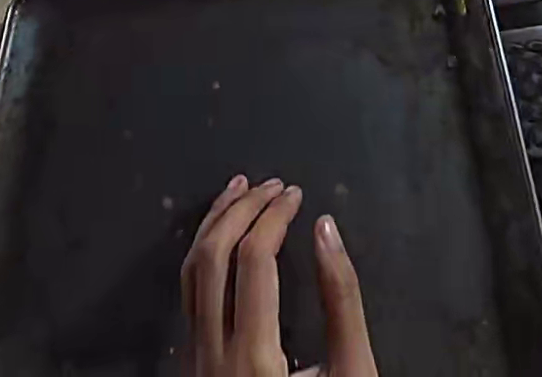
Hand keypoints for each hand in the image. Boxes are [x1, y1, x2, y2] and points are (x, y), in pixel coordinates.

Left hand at [183, 176, 377, 376]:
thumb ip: (343, 300)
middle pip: (212, 258)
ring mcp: (194, 364)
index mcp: (255, 363)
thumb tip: (325, 226)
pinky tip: (224, 231)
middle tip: (274, 185)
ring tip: (242, 186)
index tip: (298, 194)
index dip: (276, 216)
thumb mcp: (353, 375)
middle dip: (243, 209)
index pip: (254, 261)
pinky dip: (205, 249)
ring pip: (190, 273)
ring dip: (216, 221)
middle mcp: (212, 359)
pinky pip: (188, 293)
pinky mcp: (192, 365)